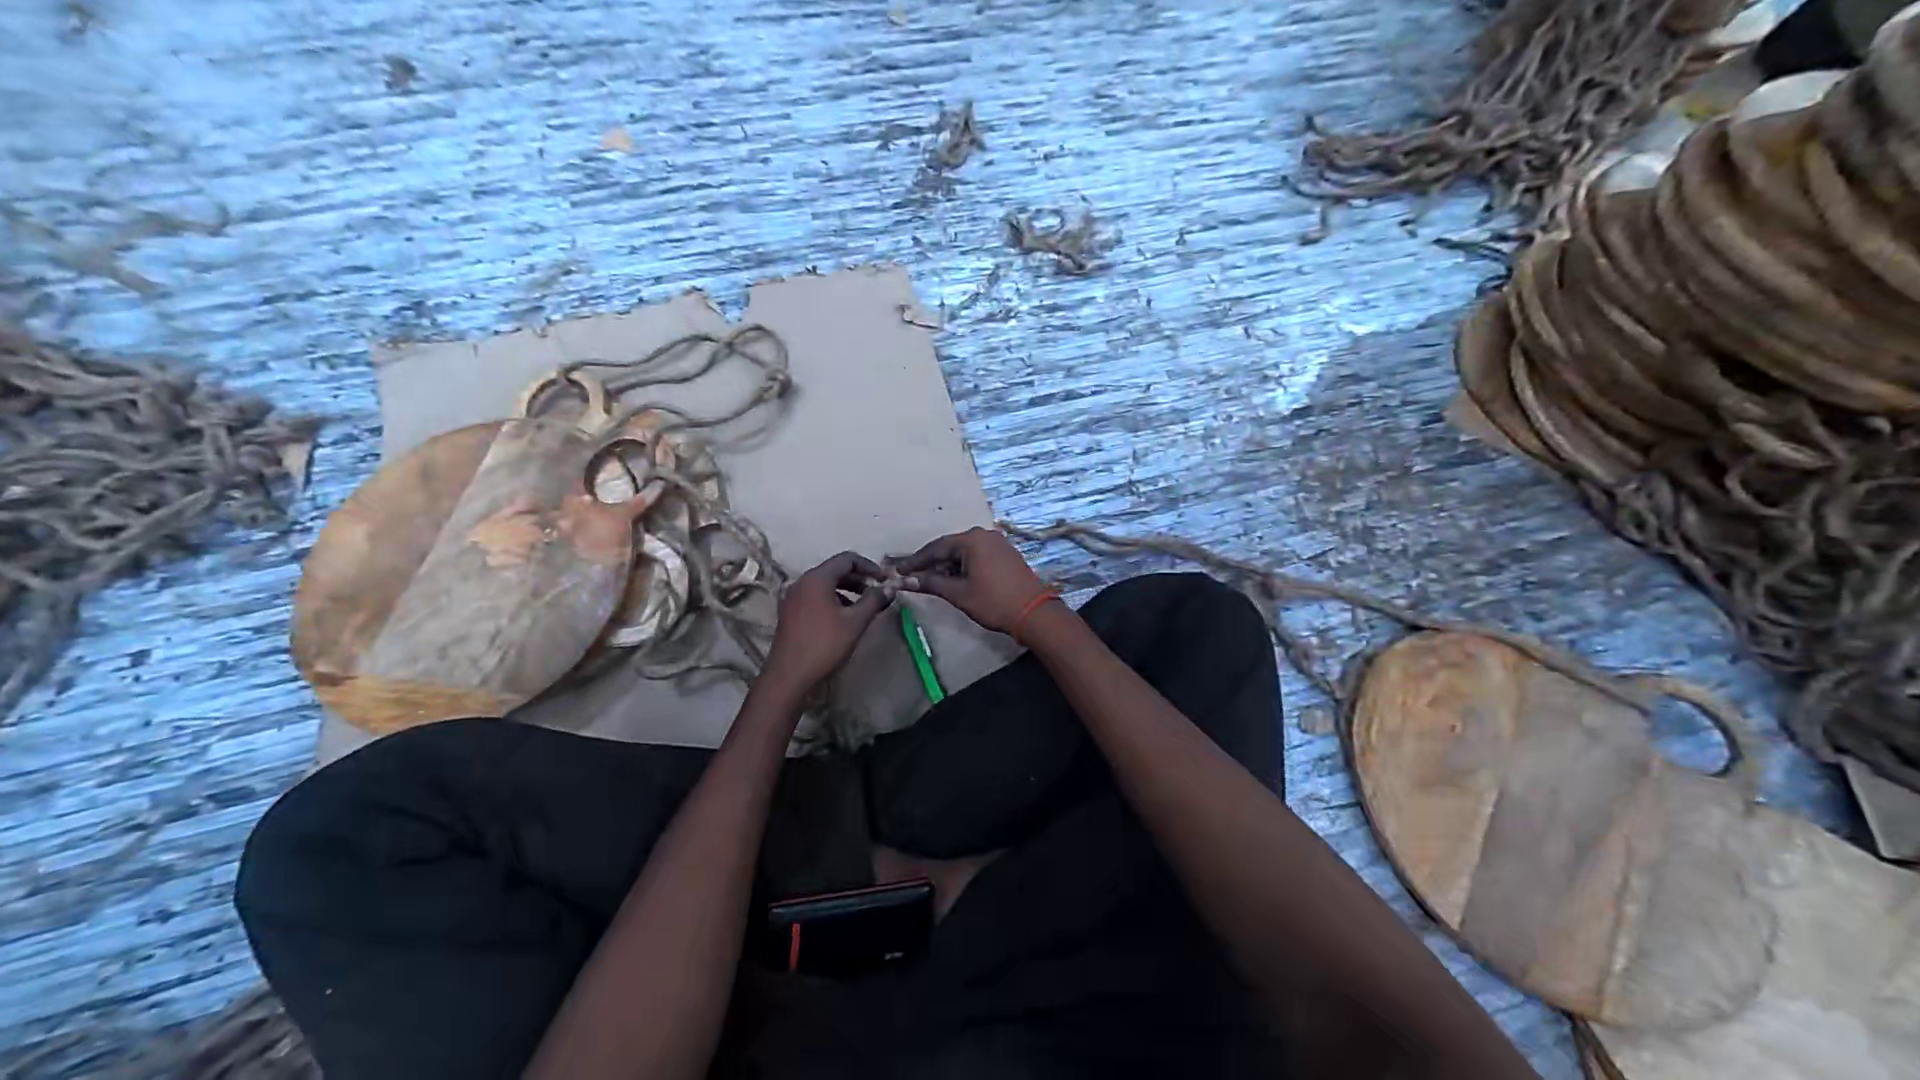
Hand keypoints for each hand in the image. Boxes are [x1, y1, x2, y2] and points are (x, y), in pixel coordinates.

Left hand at [762, 552, 889, 693]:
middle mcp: (802, 582)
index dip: (869, 566)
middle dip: (859, 578)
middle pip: (834, 570)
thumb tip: (891, 587)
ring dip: (847, 590)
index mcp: (817, 578)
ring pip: (825, 584)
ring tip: (864, 606)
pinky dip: (833, 599)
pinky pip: (815, 596)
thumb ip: (874, 600)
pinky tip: (844, 617)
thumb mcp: (855, 622)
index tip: (884, 580)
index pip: (846, 559)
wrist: (789, 675)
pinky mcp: (790, 612)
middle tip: (877, 592)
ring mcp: (793, 597)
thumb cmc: (824, 645)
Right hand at [892, 527, 1049, 634]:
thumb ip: (931, 583)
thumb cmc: (994, 602)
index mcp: (972, 540)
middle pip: (949, 548)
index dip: (915, 561)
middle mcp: (984, 535)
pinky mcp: (1005, 554)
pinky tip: (953, 579)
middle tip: (910, 575)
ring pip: (963, 552)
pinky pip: (976, 556)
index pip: (935, 548)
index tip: (897, 570)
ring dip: (946, 566)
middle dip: (930, 563)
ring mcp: (997, 543)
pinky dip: (962, 566)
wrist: (1034, 612)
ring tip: (929, 581)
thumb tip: (906, 580)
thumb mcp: (958, 593)